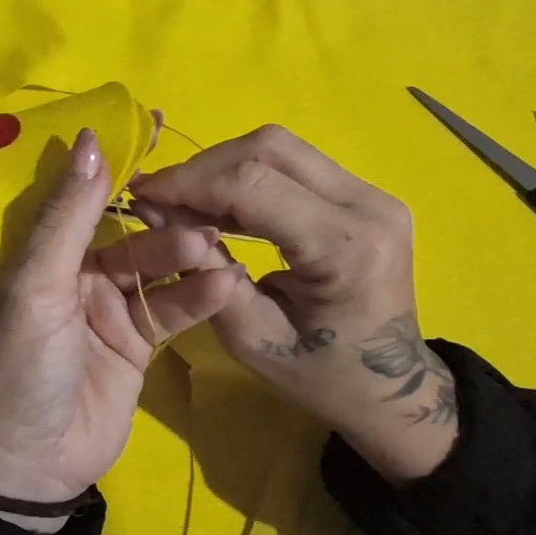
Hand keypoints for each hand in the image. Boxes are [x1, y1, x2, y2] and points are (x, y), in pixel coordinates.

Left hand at [0, 128, 242, 531]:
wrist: (28, 471)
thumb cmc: (15, 369)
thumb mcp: (33, 287)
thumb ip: (66, 216)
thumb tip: (91, 139)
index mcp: (22, 250)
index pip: (65, 189)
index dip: (105, 158)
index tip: (150, 125)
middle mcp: (62, 270)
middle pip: (118, 225)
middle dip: (159, 215)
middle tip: (203, 202)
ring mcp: (100, 305)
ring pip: (150, 263)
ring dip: (182, 254)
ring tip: (213, 250)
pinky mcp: (133, 339)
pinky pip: (169, 306)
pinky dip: (196, 294)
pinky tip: (225, 282)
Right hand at [130, 125, 457, 482]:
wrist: (393, 388)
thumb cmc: (320, 375)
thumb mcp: (251, 337)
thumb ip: (204, 270)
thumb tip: (157, 213)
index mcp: (345, 249)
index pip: (254, 185)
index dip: (190, 183)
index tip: (142, 193)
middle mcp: (368, 207)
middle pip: (270, 149)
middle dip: (204, 168)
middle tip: (161, 196)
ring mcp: (374, 194)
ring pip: (281, 147)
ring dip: (223, 166)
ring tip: (185, 199)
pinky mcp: (367, 193)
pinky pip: (295, 162)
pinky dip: (247, 173)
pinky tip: (220, 201)